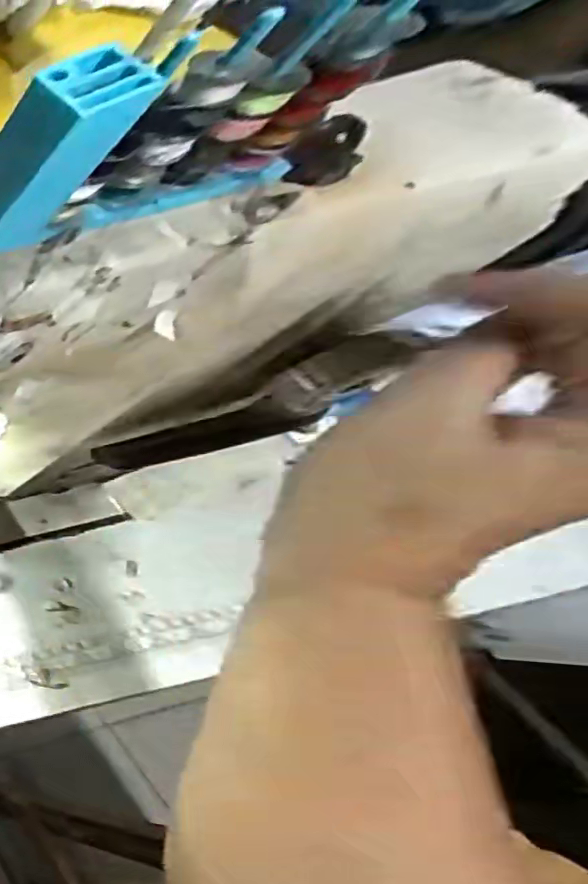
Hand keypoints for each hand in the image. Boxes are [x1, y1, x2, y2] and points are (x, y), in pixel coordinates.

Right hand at [259, 270, 587, 601]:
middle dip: (546, 310)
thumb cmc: (373, 500)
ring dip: (532, 336)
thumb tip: (491, 330)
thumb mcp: (417, 411)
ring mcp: (574, 455)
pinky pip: (550, 394)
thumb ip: (473, 350)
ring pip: (577, 367)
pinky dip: (516, 367)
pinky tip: (473, 360)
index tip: (454, 287)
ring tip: (466, 321)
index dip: (540, 292)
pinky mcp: (535, 463)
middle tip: (465, 299)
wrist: (339, 574)